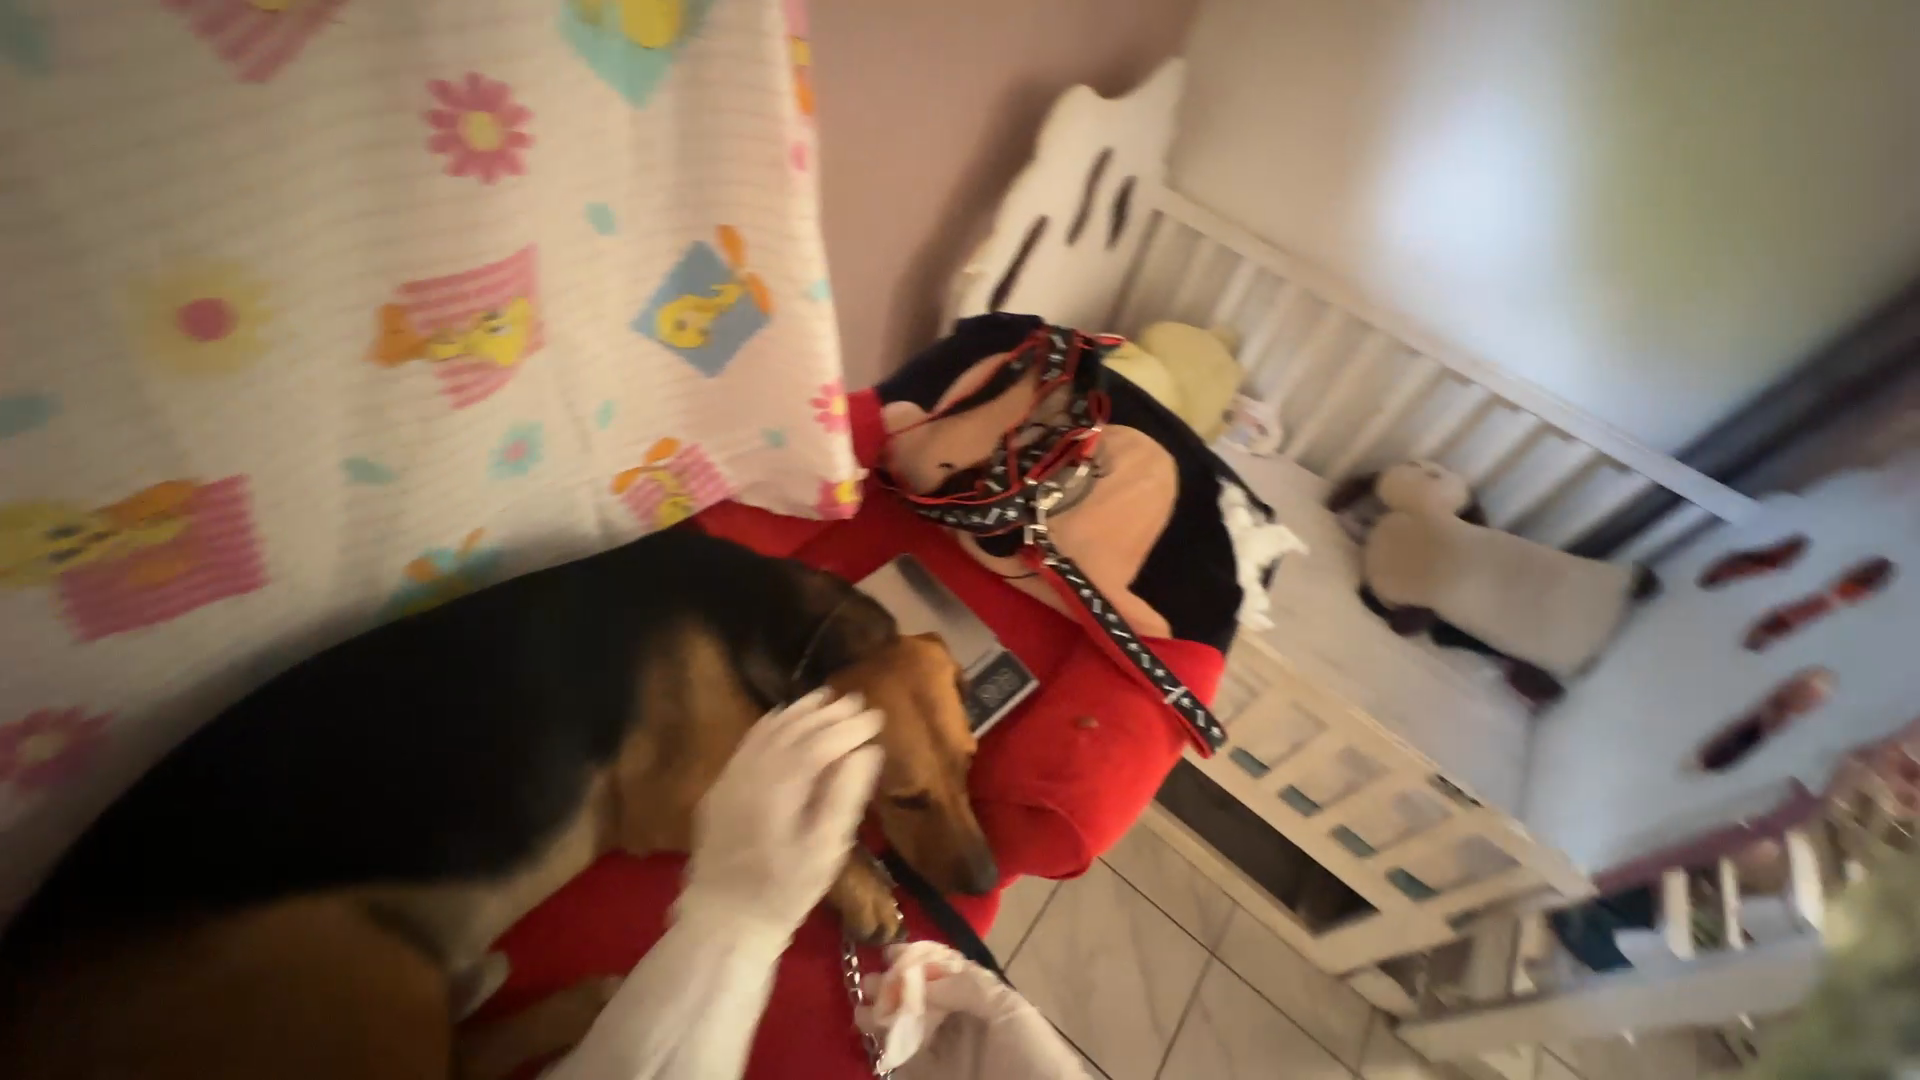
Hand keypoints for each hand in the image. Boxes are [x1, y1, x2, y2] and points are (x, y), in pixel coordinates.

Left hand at [675, 690, 883, 937]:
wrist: (724, 920)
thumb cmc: (785, 890)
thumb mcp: (826, 850)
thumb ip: (846, 796)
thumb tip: (868, 752)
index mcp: (782, 788)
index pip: (821, 743)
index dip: (850, 727)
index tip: (875, 717)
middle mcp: (753, 773)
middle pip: (794, 730)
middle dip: (828, 713)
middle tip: (857, 700)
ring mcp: (732, 777)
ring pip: (769, 731)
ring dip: (800, 711)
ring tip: (826, 697)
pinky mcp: (720, 787)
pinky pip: (749, 742)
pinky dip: (772, 724)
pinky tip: (784, 717)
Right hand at [864, 942, 1088, 1077]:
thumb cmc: (1032, 1057)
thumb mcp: (1008, 1010)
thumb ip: (966, 987)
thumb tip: (922, 979)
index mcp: (982, 997)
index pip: (944, 970)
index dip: (918, 959)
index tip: (890, 953)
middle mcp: (961, 1020)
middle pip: (921, 996)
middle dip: (893, 986)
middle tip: (867, 982)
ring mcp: (946, 1053)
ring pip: (908, 1025)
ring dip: (883, 1014)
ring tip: (860, 1008)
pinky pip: (905, 1060)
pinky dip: (886, 1045)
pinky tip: (870, 1034)